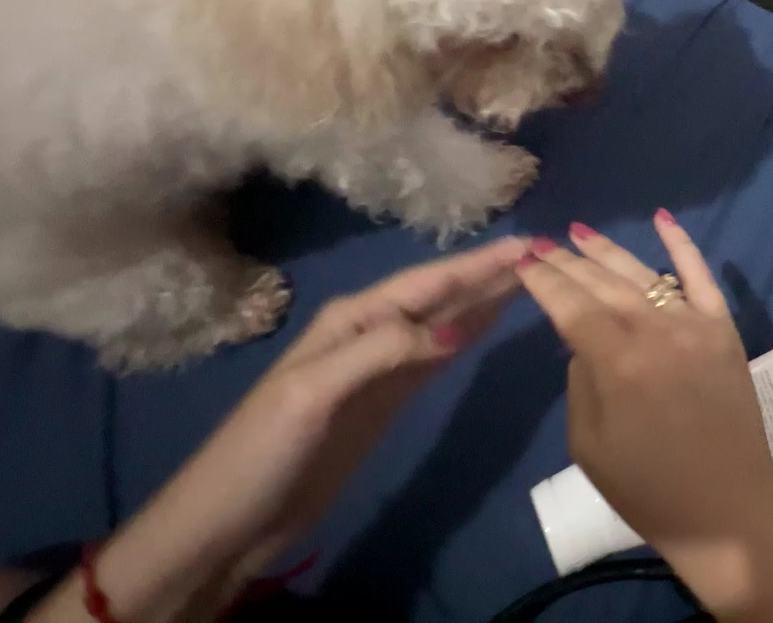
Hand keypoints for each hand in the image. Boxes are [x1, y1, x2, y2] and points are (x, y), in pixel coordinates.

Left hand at [36, 239, 526, 622]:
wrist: (227, 526)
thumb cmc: (261, 452)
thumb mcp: (313, 393)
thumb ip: (384, 350)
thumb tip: (458, 328)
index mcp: (353, 318)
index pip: (430, 281)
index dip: (480, 264)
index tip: (529, 247)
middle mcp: (373, 329)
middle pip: (444, 292)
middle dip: (492, 271)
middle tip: (544, 253)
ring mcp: (384, 363)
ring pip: (449, 317)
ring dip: (489, 295)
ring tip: (533, 276)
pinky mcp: (391, 395)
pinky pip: (442, 351)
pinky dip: (473, 330)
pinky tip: (494, 318)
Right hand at [520, 217, 772, 621]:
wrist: (724, 508)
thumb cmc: (646, 487)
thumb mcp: (588, 444)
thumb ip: (581, 378)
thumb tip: (582, 338)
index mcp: (616, 361)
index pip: (571, 305)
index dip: (544, 280)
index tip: (523, 261)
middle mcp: (654, 330)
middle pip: (602, 283)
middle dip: (567, 261)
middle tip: (541, 243)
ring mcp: (694, 324)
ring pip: (643, 273)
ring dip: (608, 250)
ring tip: (579, 231)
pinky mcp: (723, 327)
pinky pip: (701, 276)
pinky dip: (682, 245)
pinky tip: (662, 219)